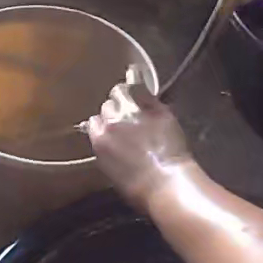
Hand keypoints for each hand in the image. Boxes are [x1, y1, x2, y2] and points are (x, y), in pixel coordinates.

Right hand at [86, 75, 197, 214]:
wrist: (167, 184)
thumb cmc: (140, 189)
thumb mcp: (114, 172)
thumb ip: (108, 151)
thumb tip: (111, 143)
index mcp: (99, 140)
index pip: (94, 121)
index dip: (105, 124)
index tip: (113, 129)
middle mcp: (111, 121)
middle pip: (107, 105)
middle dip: (116, 110)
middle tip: (128, 118)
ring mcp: (133, 111)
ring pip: (121, 90)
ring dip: (125, 94)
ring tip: (133, 97)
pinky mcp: (154, 106)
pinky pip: (142, 87)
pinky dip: (139, 82)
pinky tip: (137, 73)